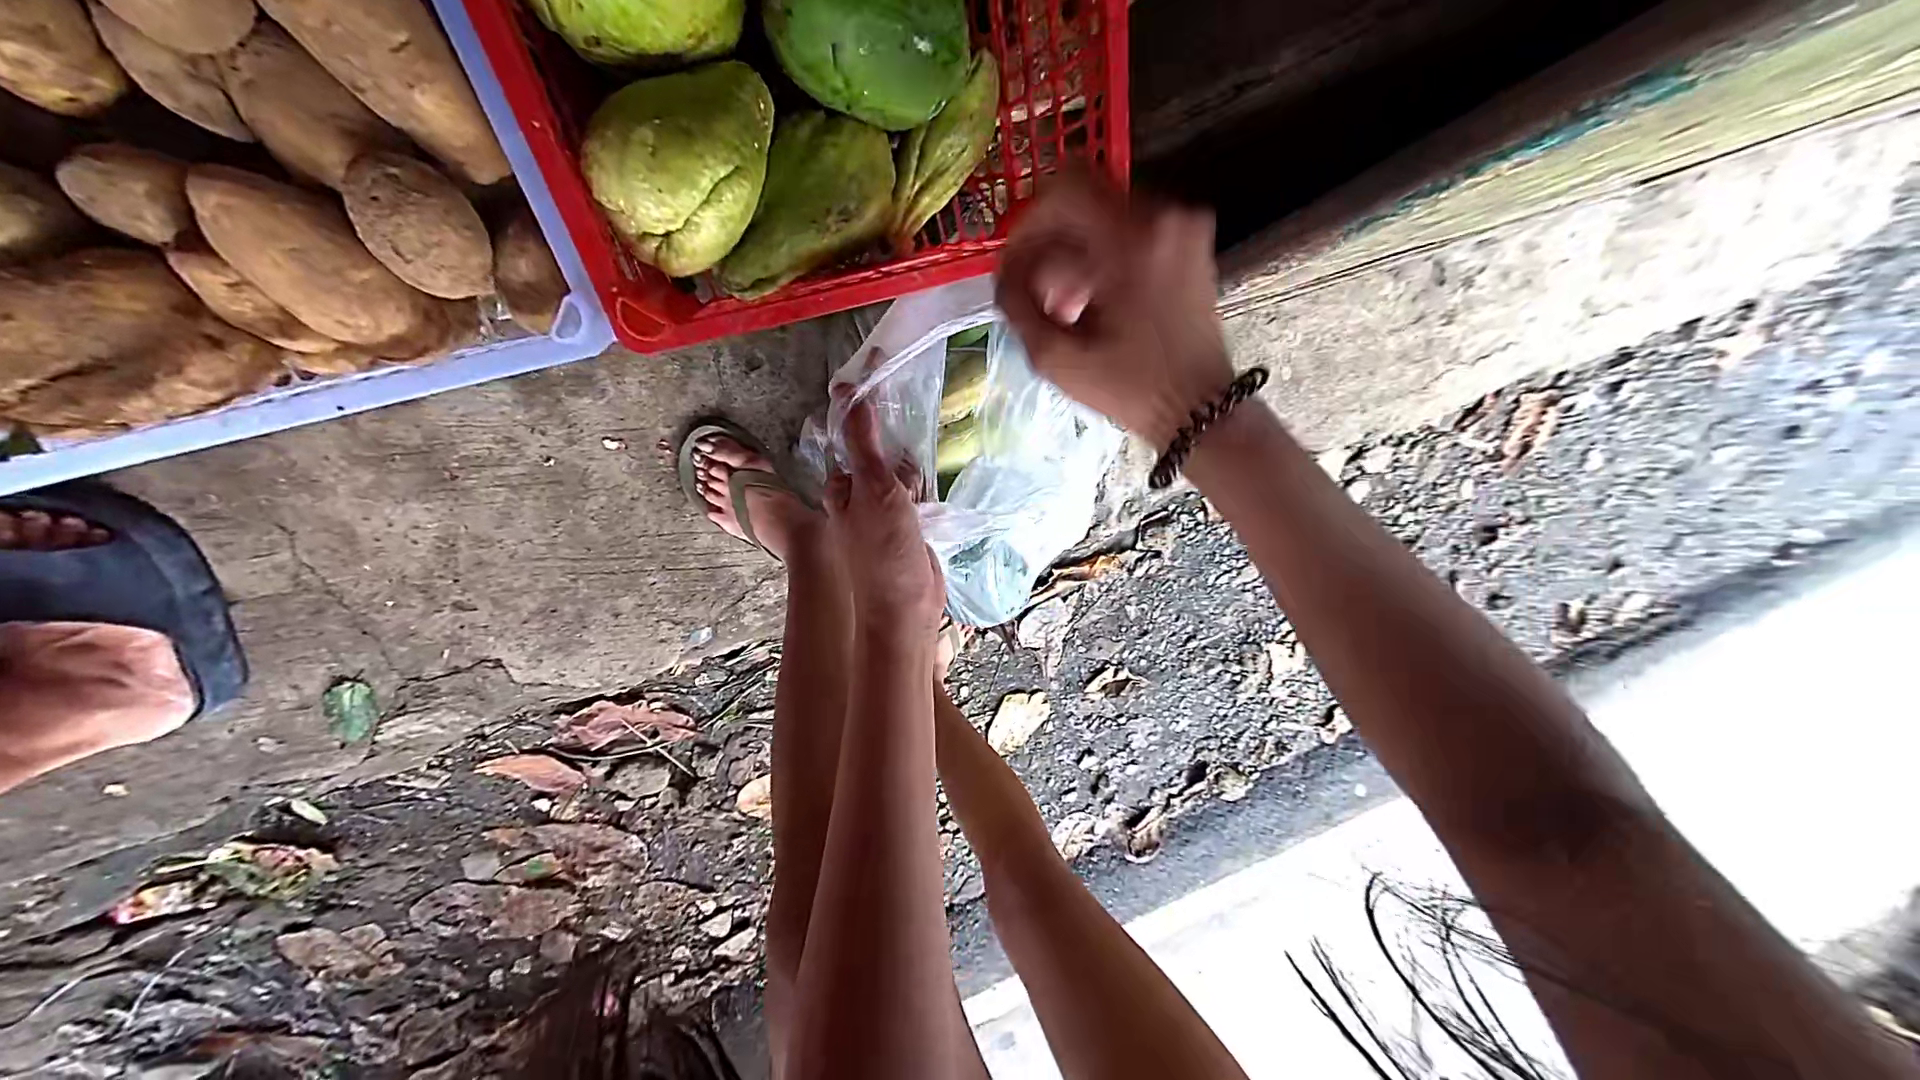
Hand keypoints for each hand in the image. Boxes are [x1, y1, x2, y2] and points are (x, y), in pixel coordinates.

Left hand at [826, 398, 945, 626]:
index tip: (884, 396)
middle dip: (898, 462)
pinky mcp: (906, 532)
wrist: (907, 605)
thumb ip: (864, 445)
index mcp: (840, 491)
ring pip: (902, 481)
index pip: (852, 443)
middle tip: (905, 478)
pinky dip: (923, 500)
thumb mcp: (874, 490)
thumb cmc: (883, 549)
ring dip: (914, 483)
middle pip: (881, 460)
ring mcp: (883, 518)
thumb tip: (850, 395)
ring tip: (919, 500)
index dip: (866, 420)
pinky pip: (915, 503)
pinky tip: (930, 506)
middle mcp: (857, 502)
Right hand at [996, 173, 1234, 447]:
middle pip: (1082, 199)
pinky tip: (1092, 300)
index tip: (1015, 265)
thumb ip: (1016, 305)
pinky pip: (1131, 229)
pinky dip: (1102, 256)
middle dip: (1048, 243)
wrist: (1200, 409)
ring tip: (1064, 305)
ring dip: (1073, 252)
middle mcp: (1163, 218)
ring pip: (1104, 214)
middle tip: (1034, 290)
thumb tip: (1003, 276)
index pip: (1063, 191)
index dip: (1027, 224)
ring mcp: (1183, 227)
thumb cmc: (1129, 389)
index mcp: (1131, 241)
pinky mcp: (1191, 243)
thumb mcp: (1056, 358)